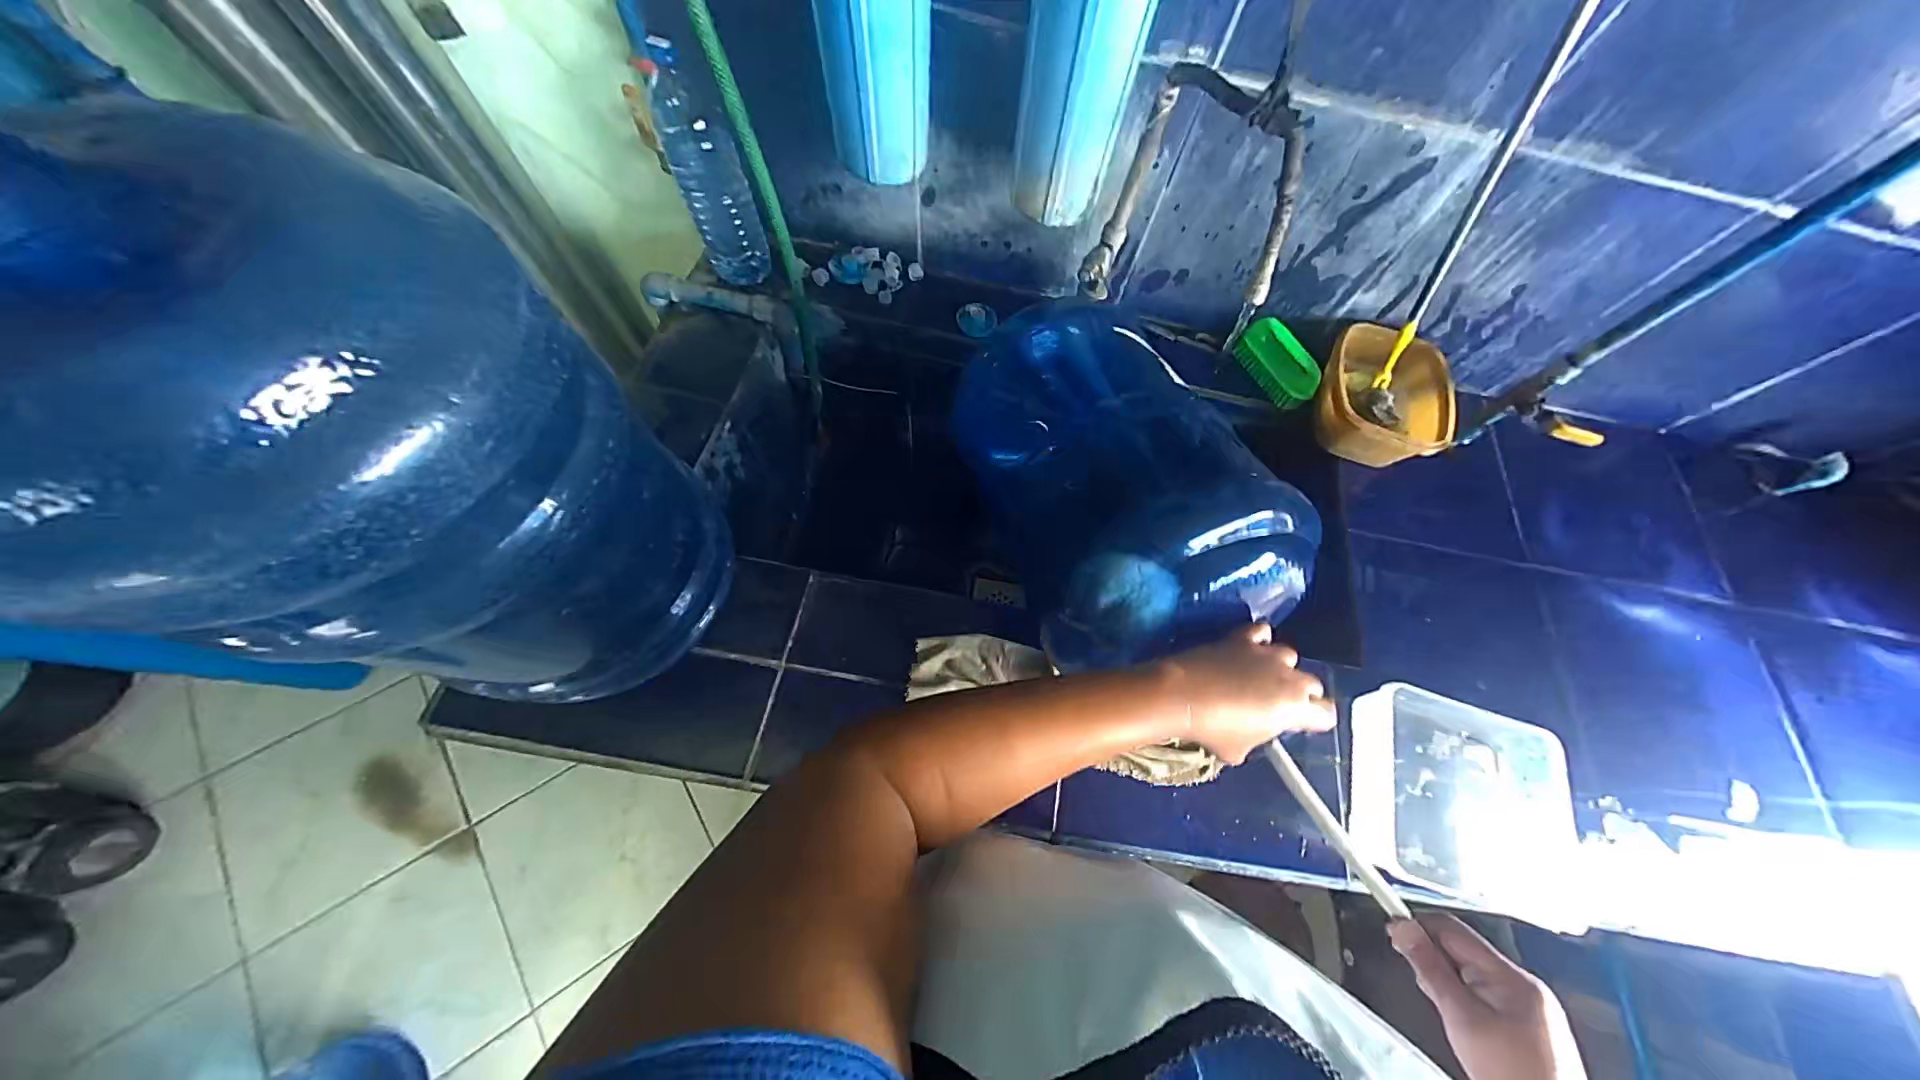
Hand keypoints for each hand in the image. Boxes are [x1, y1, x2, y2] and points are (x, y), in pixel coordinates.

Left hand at [1152, 623, 1333, 763]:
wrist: (1181, 696)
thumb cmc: (1213, 729)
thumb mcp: (1241, 749)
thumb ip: (1259, 738)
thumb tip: (1252, 732)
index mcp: (1296, 708)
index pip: (1325, 714)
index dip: (1313, 720)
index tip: (1299, 724)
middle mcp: (1290, 676)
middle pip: (1311, 683)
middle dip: (1299, 693)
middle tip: (1277, 703)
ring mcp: (1266, 653)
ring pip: (1288, 655)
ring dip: (1279, 666)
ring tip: (1259, 675)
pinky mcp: (1242, 637)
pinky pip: (1261, 631)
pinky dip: (1259, 638)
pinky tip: (1248, 648)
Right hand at [1390, 915, 1587, 1079]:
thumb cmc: (1506, 1071)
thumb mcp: (1459, 1016)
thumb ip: (1429, 968)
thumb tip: (1403, 926)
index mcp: (1511, 976)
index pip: (1453, 930)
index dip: (1419, 926)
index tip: (1392, 933)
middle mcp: (1525, 985)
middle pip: (1463, 951)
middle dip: (1434, 959)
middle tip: (1422, 984)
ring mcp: (1532, 1008)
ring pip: (1473, 974)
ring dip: (1450, 981)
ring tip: (1447, 1013)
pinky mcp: (1532, 1027)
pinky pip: (1488, 996)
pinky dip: (1466, 1000)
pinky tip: (1465, 1024)